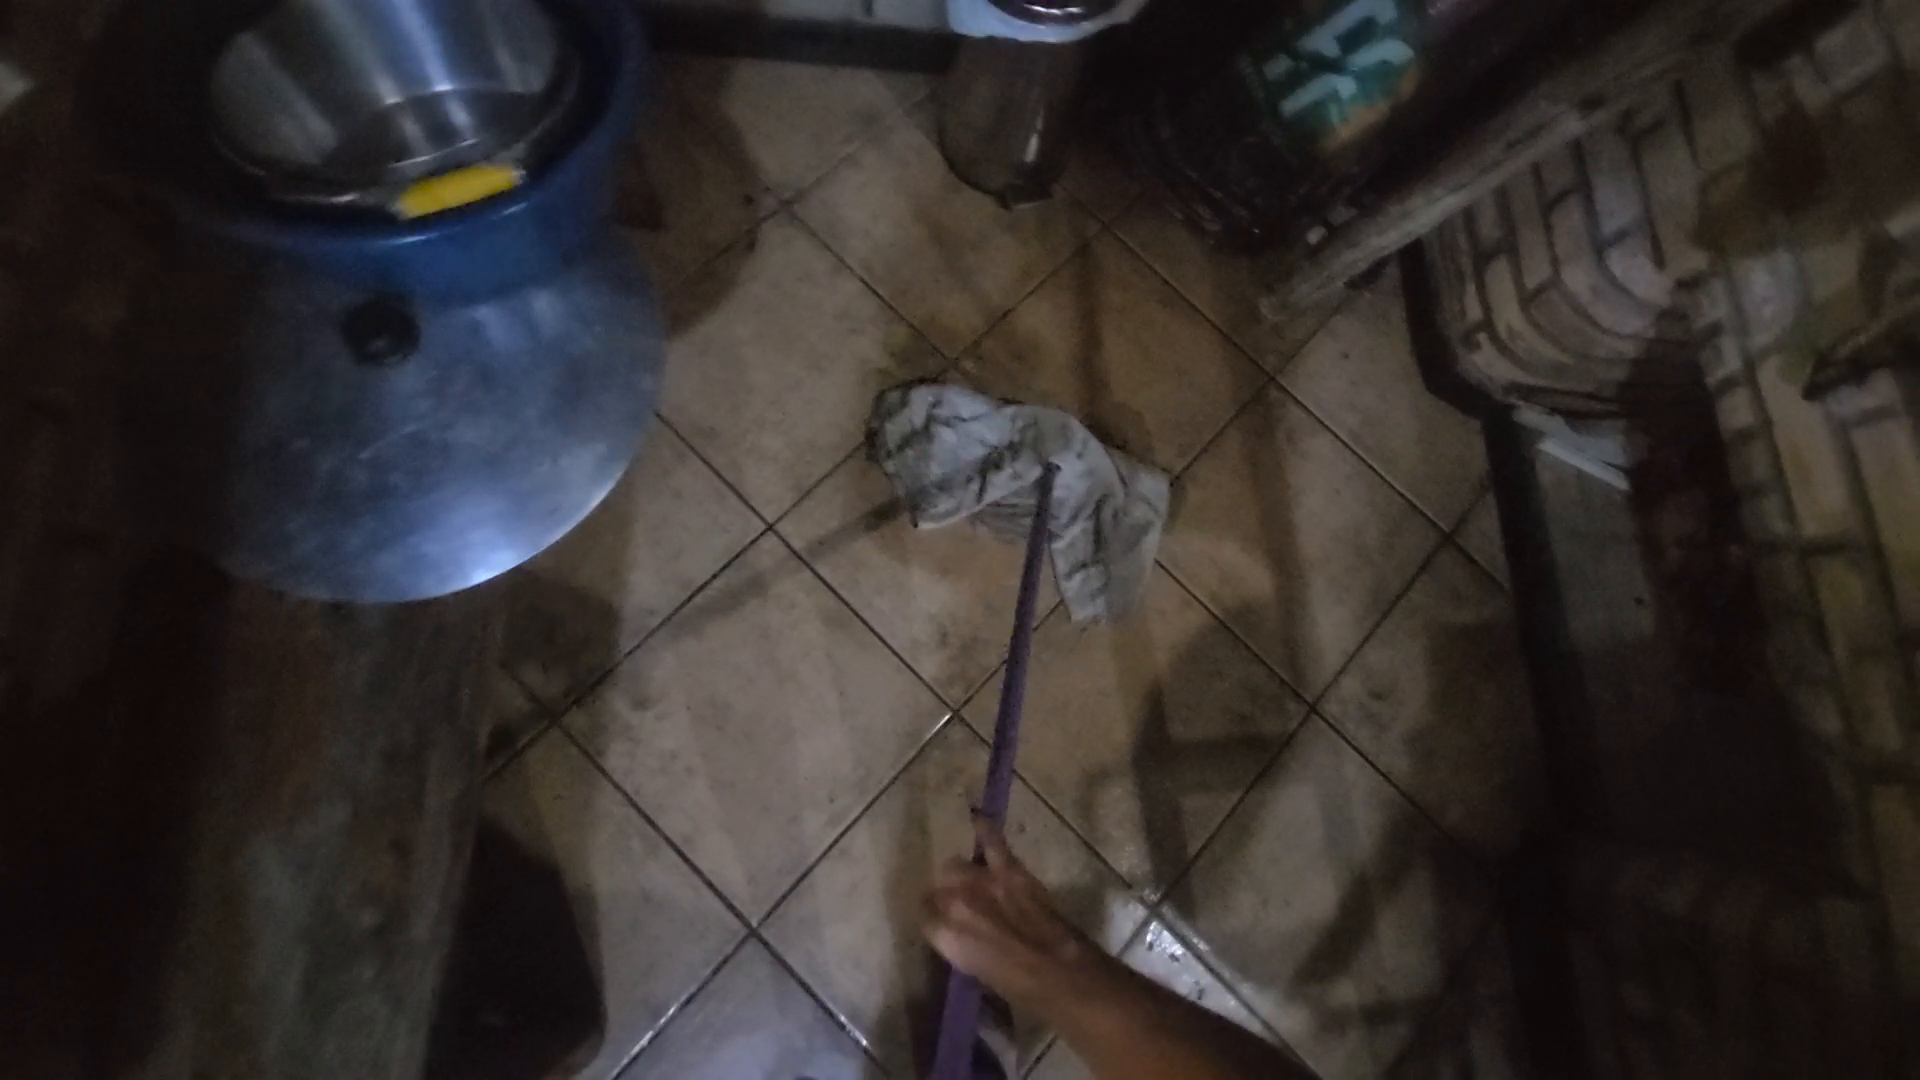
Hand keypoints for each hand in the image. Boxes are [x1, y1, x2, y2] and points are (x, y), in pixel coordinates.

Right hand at [921, 815, 1097, 1012]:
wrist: (1059, 973)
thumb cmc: (1019, 988)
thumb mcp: (979, 974)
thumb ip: (962, 948)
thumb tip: (960, 937)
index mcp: (946, 938)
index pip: (925, 919)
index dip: (933, 920)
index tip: (938, 923)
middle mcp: (955, 905)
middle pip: (937, 890)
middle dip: (943, 897)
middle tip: (955, 907)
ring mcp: (982, 882)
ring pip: (955, 866)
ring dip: (959, 875)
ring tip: (964, 878)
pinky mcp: (1009, 869)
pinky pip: (992, 841)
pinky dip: (985, 826)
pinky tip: (976, 813)